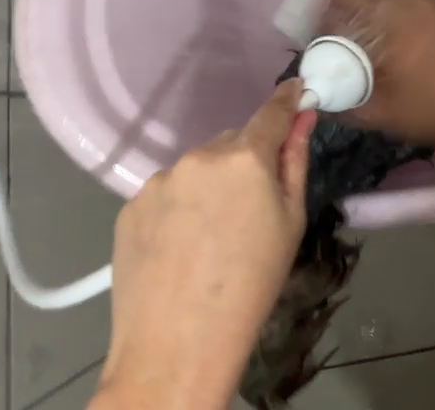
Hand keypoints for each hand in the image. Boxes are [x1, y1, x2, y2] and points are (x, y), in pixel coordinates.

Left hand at [93, 81, 316, 409]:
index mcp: (245, 158)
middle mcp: (199, 156)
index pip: (271, 112)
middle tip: (250, 210)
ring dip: (209, 186)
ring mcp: (159, 180)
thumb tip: (304, 116)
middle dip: (244, 162)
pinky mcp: (130, 206)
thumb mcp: (291, 223)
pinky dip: (178, 208)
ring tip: (209, 238)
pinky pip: (166, 193)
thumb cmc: (251, 285)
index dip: (287, 99)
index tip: (298, 89)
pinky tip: (180, 247)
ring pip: (197, 168)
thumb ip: (295, 161)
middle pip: (232, 143)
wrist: (176, 345)